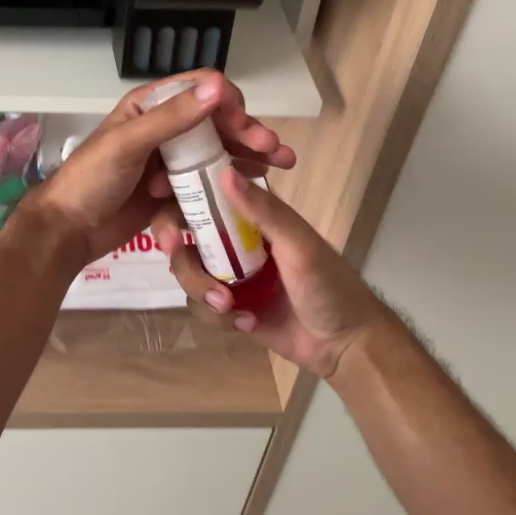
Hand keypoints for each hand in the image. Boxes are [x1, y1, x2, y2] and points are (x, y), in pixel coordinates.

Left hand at [22, 70, 296, 266]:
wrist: (68, 230)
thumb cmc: (91, 179)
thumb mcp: (129, 143)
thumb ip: (173, 117)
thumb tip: (218, 87)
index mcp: (150, 106)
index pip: (201, 91)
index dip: (228, 104)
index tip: (246, 127)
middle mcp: (165, 128)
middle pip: (216, 123)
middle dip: (248, 134)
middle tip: (275, 151)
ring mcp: (171, 161)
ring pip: (218, 153)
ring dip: (247, 157)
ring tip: (276, 167)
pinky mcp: (174, 190)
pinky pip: (207, 182)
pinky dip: (228, 184)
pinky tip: (252, 187)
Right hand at [152, 166, 386, 378]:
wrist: (345, 343)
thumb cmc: (329, 284)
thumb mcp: (298, 244)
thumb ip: (263, 211)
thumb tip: (224, 171)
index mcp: (252, 218)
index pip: (205, 200)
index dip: (180, 207)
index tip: (171, 227)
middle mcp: (235, 242)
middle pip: (187, 242)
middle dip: (183, 259)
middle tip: (185, 268)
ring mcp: (231, 277)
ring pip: (190, 276)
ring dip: (202, 291)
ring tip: (229, 307)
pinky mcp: (230, 308)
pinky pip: (202, 307)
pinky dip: (218, 317)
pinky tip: (248, 324)